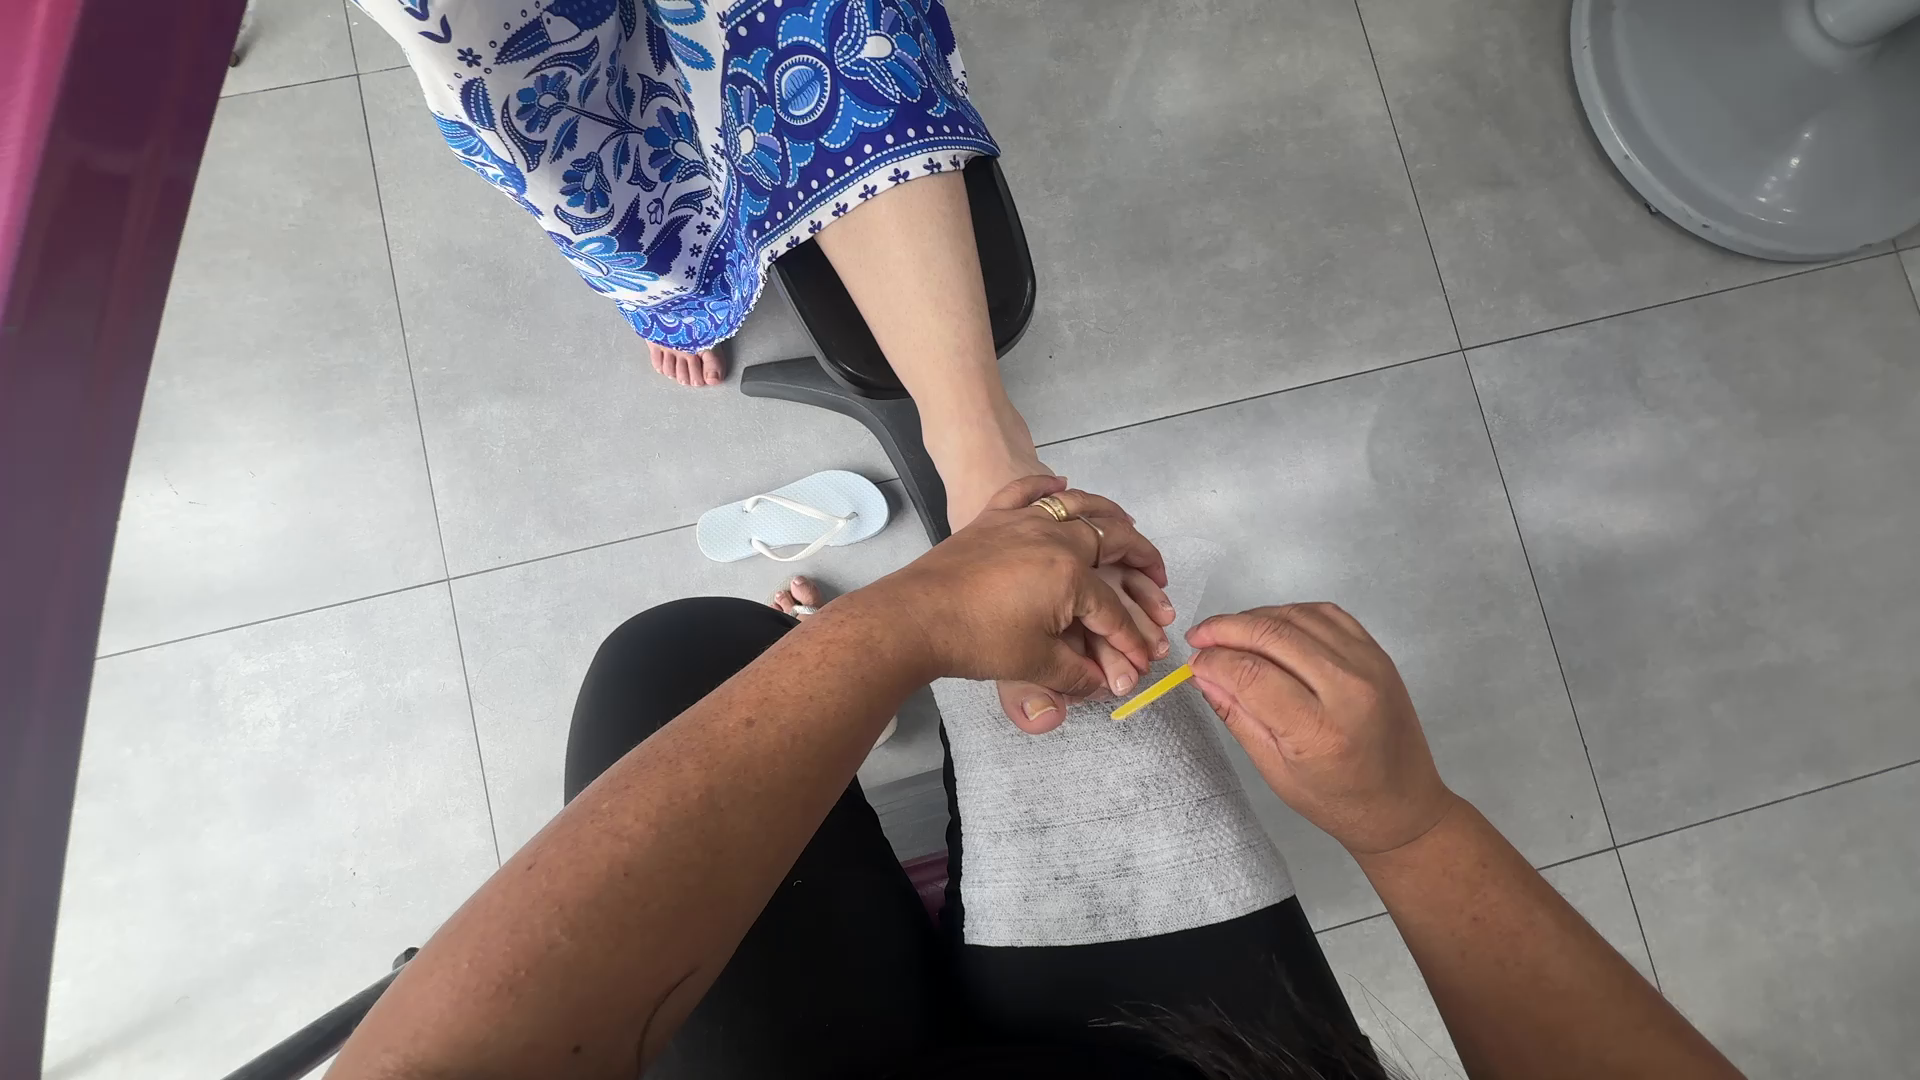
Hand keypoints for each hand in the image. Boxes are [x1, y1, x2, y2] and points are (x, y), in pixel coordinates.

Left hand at [869, 475, 1168, 702]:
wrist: (916, 616)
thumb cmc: (977, 639)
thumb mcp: (1034, 663)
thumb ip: (1076, 674)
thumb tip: (1102, 684)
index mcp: (1071, 575)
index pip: (1113, 610)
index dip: (1132, 639)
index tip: (1143, 661)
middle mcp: (1056, 537)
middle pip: (1112, 538)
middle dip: (1143, 558)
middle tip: (1158, 575)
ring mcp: (1023, 520)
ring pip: (1076, 503)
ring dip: (1107, 512)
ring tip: (1125, 524)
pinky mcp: (993, 517)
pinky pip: (1027, 490)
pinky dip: (1047, 485)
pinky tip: (1059, 484)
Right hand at [1187, 603, 1456, 855]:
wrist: (1404, 804)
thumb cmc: (1335, 798)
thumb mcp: (1272, 767)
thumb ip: (1235, 713)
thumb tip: (1201, 672)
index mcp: (1319, 730)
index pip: (1250, 674)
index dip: (1212, 661)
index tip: (1193, 663)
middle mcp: (1348, 689)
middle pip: (1271, 635)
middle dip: (1224, 629)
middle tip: (1198, 637)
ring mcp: (1368, 664)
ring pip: (1295, 616)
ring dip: (1253, 617)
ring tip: (1228, 633)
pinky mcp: (1376, 653)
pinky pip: (1323, 613)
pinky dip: (1288, 613)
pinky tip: (1268, 628)